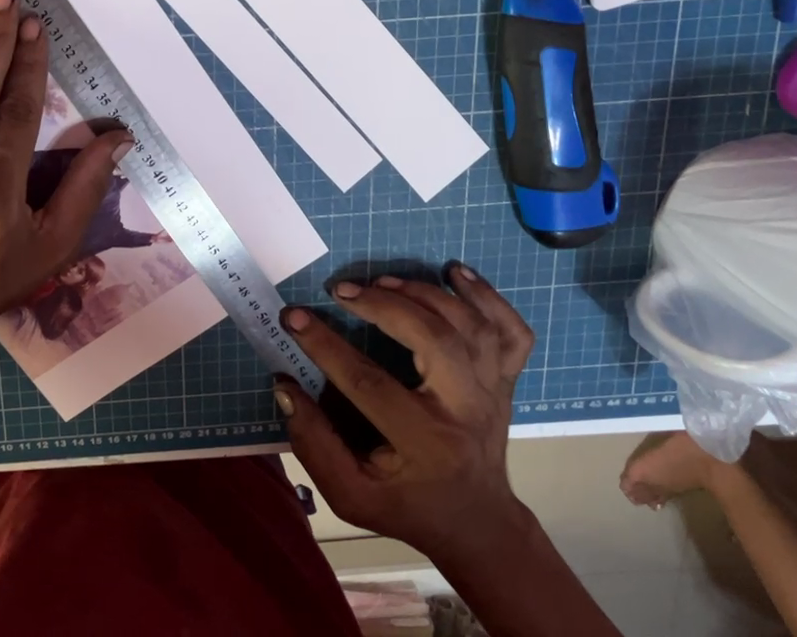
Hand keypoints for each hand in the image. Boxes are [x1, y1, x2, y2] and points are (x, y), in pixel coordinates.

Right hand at [274, 262, 536, 563]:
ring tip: (382, 281)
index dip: (326, 345)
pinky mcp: (506, 382)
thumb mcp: (349, 493)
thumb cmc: (405, 505)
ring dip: (426, 293)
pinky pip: (511, 331)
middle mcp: (466, 412)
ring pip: (471, 327)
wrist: (476, 522)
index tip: (293, 317)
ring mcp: (493, 393)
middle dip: (384, 306)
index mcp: (424, 443)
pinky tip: (456, 274)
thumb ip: (313, 442)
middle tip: (341, 289)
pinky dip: (489, 297)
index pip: (368, 382)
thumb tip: (285, 385)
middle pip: (436, 341)